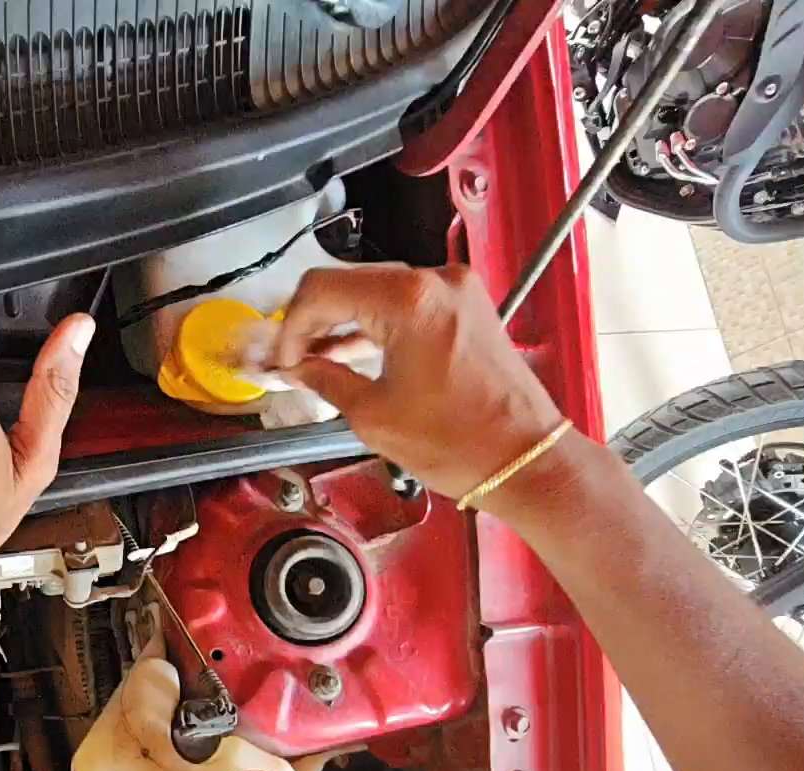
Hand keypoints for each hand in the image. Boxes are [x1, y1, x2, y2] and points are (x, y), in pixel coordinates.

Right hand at [269, 265, 570, 512]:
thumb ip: (325, 379)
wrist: (522, 457)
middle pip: (346, 282)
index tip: (281, 359)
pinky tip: (348, 352)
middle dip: (311, 320)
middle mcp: (433, 280)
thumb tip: (296, 368)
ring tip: (312, 360)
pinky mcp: (465, 306)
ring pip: (373, 291)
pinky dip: (372, 324)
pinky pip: (403, 304)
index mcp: (407, 300)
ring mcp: (454, 289)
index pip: (321, 290)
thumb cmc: (454, 441)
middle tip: (289, 359)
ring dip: (340, 322)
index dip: (290, 326)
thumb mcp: (371, 415)